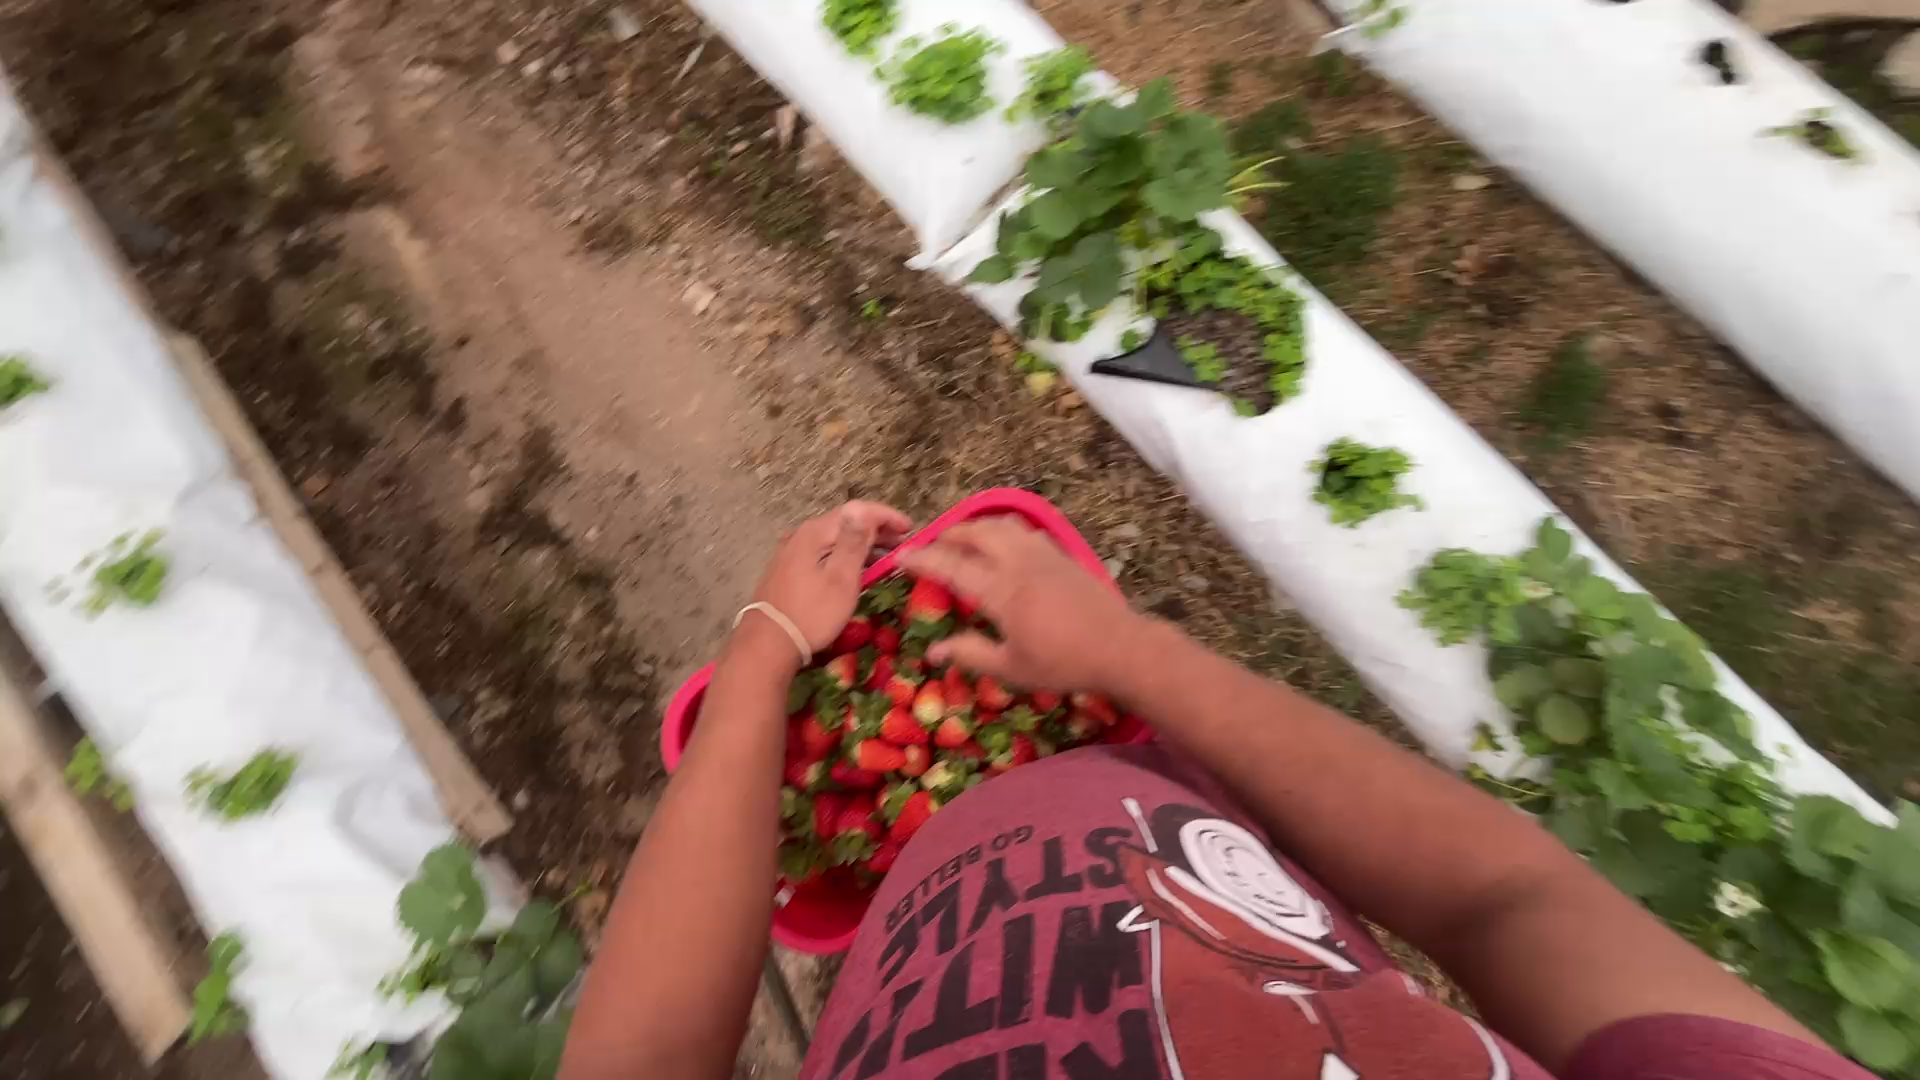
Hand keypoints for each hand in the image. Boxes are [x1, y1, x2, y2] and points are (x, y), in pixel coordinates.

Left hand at [746, 501, 911, 655]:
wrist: (768, 644)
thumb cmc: (812, 613)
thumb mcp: (841, 578)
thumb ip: (853, 542)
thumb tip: (861, 508)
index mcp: (815, 533)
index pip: (856, 511)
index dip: (886, 516)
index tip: (910, 528)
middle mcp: (801, 536)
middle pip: (845, 523)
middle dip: (877, 530)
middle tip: (903, 544)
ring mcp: (792, 553)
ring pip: (834, 540)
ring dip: (862, 545)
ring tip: (886, 558)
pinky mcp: (789, 571)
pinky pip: (824, 553)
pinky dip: (845, 556)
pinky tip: (856, 569)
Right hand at [896, 517, 1149, 692]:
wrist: (1120, 648)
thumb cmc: (1062, 663)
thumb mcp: (1012, 668)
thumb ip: (971, 654)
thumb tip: (934, 651)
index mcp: (1001, 591)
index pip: (952, 567)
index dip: (924, 559)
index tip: (902, 555)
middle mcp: (1019, 563)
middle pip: (977, 533)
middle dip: (950, 534)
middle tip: (934, 544)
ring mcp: (1044, 554)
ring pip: (1003, 526)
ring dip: (978, 527)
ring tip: (965, 538)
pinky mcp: (1063, 555)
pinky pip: (1026, 531)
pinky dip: (1005, 531)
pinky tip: (1006, 544)